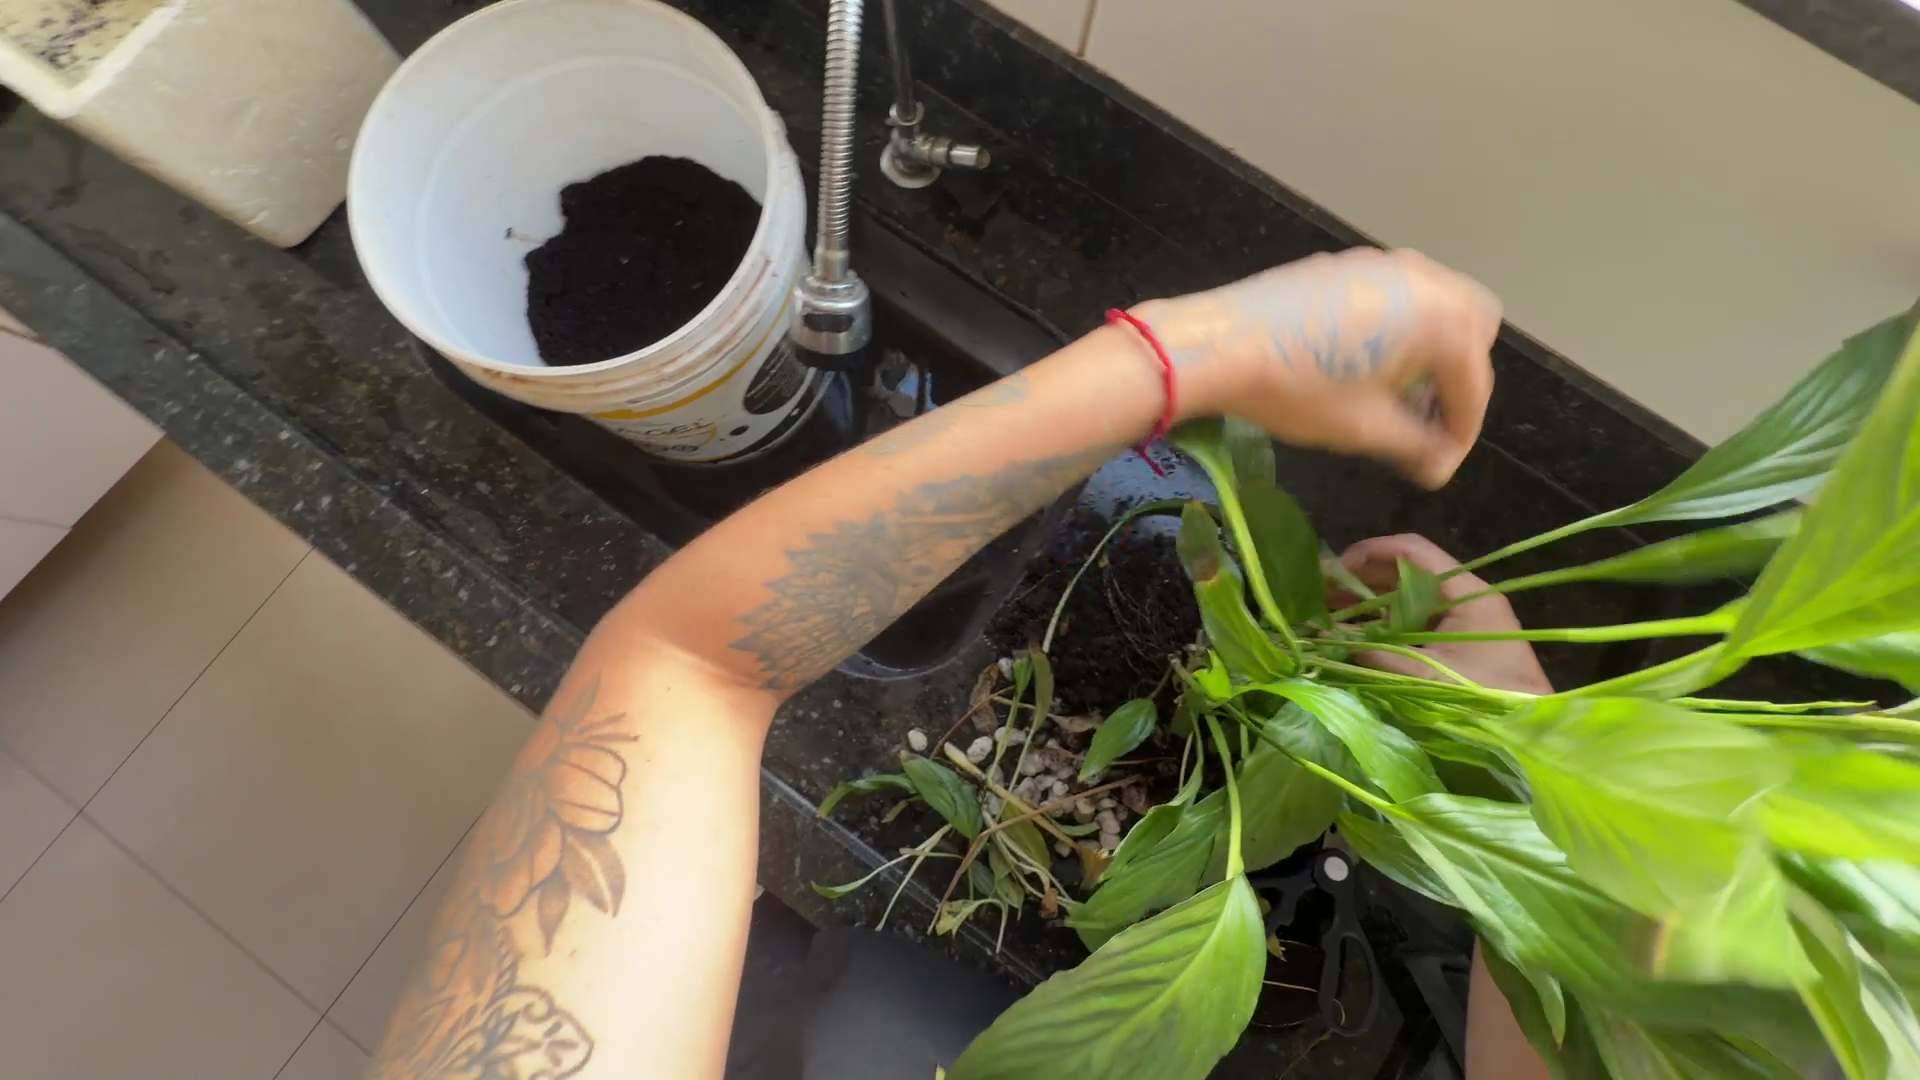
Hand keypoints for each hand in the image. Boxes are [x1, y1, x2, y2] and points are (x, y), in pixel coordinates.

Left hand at [1146, 248, 1501, 488]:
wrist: (1217, 345)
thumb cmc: (1295, 390)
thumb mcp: (1362, 428)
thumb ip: (1415, 446)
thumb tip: (1438, 465)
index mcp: (1443, 317)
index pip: (1474, 383)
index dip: (1461, 432)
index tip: (1438, 465)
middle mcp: (1424, 278)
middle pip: (1471, 328)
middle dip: (1457, 377)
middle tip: (1425, 419)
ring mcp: (1380, 263)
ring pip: (1432, 304)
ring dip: (1427, 350)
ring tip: (1392, 394)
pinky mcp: (1341, 265)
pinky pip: (1390, 295)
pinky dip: (1393, 328)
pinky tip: (1356, 361)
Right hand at [1335, 533, 1551, 694]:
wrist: (1534, 731)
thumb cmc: (1486, 696)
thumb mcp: (1424, 675)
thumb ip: (1372, 654)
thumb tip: (1321, 637)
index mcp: (1464, 592)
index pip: (1412, 550)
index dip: (1370, 551)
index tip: (1337, 568)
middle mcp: (1461, 596)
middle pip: (1403, 570)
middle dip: (1359, 577)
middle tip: (1320, 589)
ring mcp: (1458, 616)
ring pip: (1403, 594)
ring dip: (1364, 599)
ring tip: (1326, 608)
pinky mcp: (1453, 637)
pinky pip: (1410, 617)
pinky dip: (1379, 619)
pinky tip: (1349, 630)